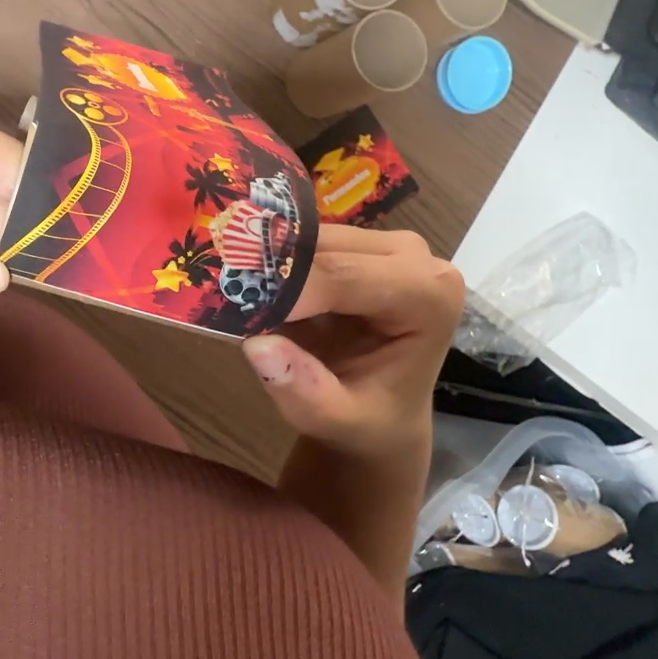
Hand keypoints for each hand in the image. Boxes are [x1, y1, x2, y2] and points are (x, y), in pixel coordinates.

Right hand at [241, 226, 463, 457]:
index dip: (288, 288)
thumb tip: (256, 345)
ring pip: (307, 238)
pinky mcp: (359, 244)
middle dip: (273, 272)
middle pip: (323, 248)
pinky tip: (254, 291)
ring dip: (269, 265)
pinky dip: (274, 264)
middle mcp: (416, 258)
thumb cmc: (367, 419)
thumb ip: (304, 392)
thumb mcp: (336, 420)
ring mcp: (388, 244)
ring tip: (238, 299)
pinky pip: (303, 241)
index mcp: (429, 297)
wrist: (382, 414)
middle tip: (228, 301)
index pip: (345, 275)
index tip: (240, 312)